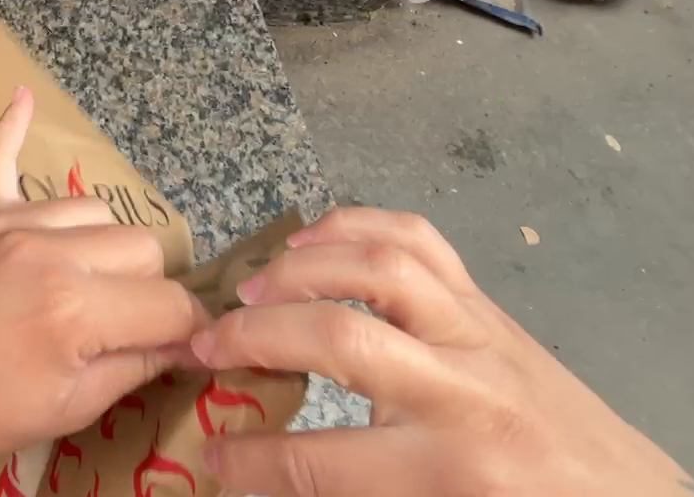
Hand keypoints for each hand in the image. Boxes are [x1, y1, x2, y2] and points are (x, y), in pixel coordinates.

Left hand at [0, 86, 208, 476]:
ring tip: (75, 281)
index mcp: (75, 308)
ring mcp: (5, 221)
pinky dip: (13, 128)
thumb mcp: (76, 407)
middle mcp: (45, 250)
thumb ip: (141, 361)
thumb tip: (190, 336)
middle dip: (142, 288)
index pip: (171, 302)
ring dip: (99, 244)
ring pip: (93, 209)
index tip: (180, 345)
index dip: (184, 330)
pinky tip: (25, 96)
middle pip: (139, 245)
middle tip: (113, 323)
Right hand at [191, 206, 693, 496]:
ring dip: (297, 268)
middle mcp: (469, 392)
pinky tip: (311, 241)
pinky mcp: (486, 303)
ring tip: (254, 286)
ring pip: (379, 266)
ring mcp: (480, 334)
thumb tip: (258, 477)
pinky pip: (418, 239)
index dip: (253, 462)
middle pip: (339, 339)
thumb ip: (351, 487)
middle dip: (253, 338)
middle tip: (208, 345)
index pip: (324, 463)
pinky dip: (352, 224)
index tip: (215, 459)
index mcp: (459, 471)